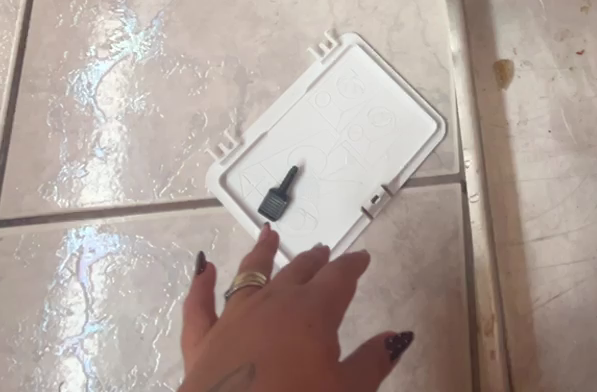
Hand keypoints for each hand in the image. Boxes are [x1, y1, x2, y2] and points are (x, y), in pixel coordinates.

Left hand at [179, 224, 412, 391]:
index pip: (339, 277)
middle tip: (322, 250)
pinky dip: (200, 286)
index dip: (352, 265)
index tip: (362, 257)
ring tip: (269, 235)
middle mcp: (275, 302)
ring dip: (262, 254)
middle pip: (299, 271)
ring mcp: (235, 319)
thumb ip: (372, 362)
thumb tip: (398, 335)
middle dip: (314, 260)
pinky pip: (199, 308)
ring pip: (250, 275)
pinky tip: (203, 270)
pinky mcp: (202, 342)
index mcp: (313, 311)